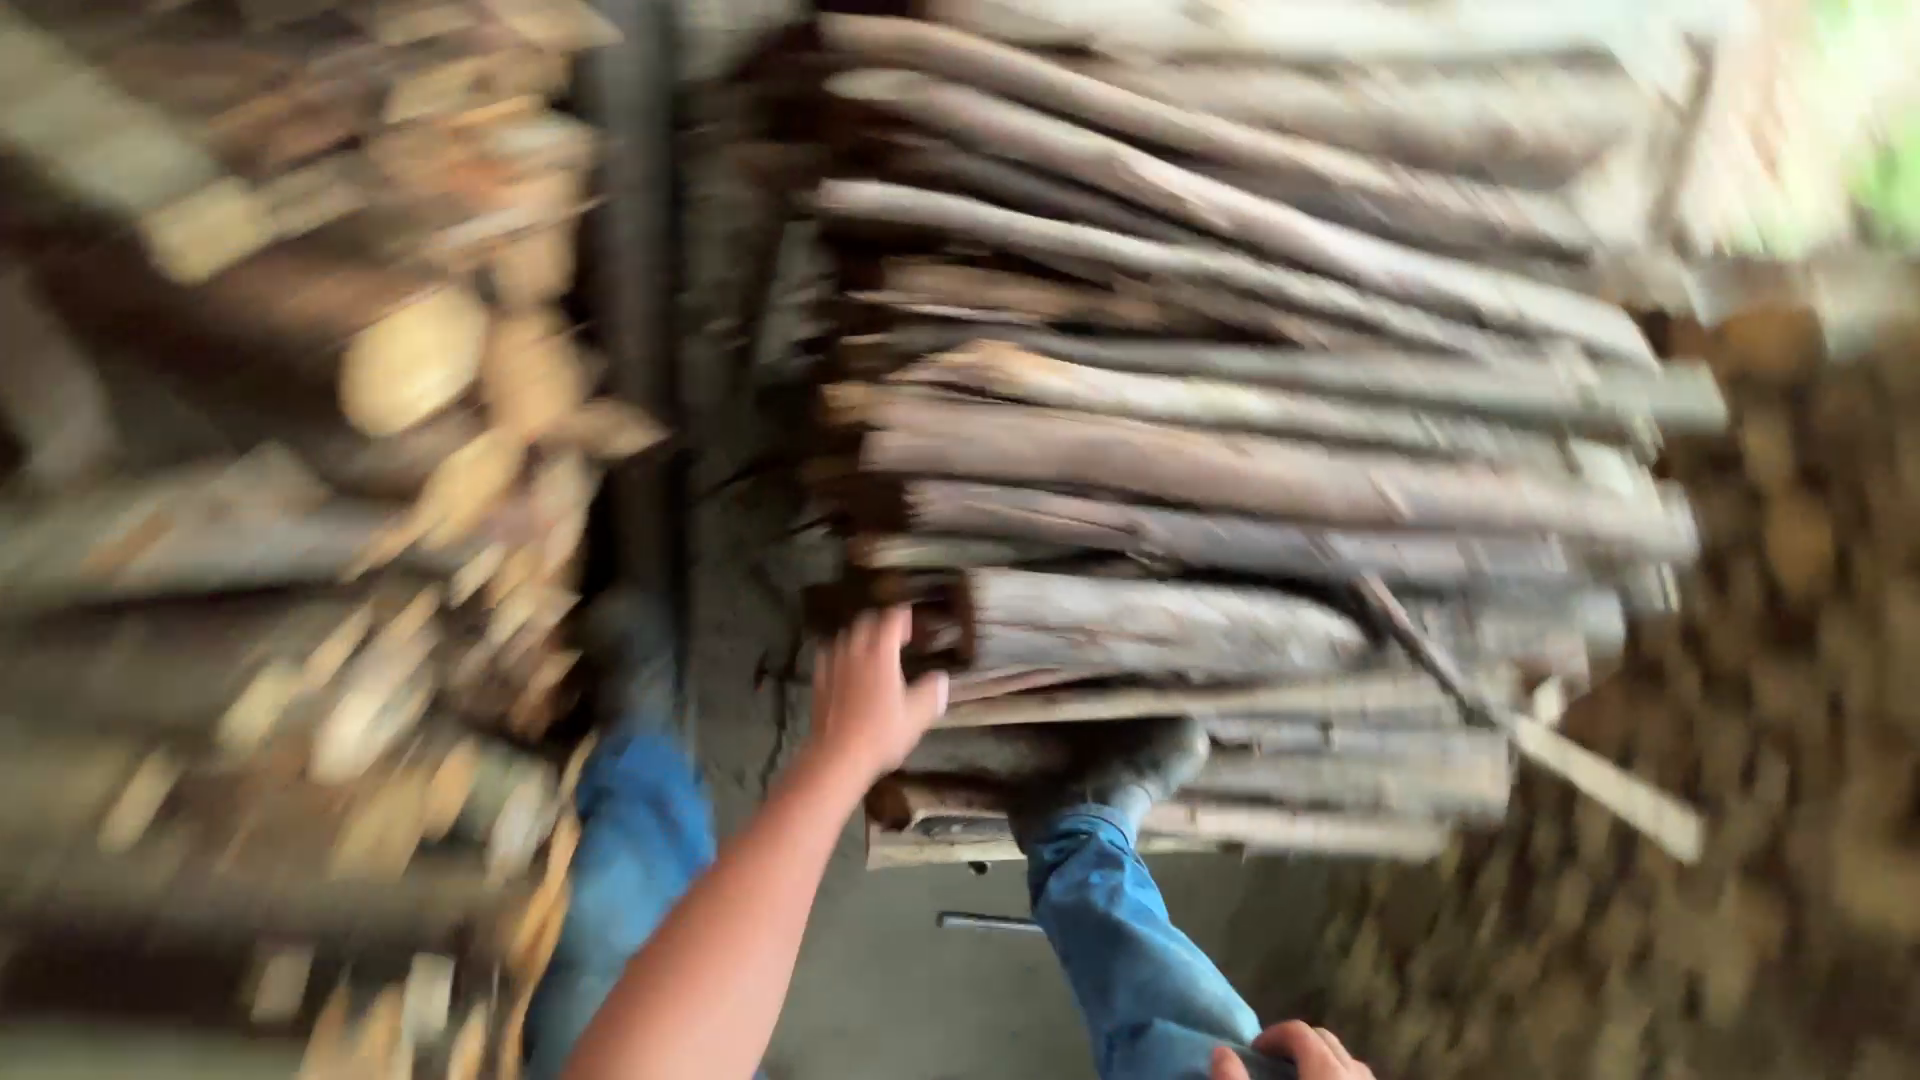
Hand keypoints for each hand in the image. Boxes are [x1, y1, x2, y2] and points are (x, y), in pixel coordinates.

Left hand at [809, 606, 948, 780]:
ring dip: (858, 635)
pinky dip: (838, 651)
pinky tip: (843, 663)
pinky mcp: (819, 680)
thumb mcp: (916, 717)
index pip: (891, 620)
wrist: (837, 756)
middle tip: (893, 633)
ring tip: (869, 646)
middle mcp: (855, 653)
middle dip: (880, 621)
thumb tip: (941, 678)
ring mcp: (834, 665)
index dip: (902, 615)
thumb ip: (931, 693)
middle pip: (865, 621)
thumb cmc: (880, 734)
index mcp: (881, 655)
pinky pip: (827, 654)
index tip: (910, 619)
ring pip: (844, 635)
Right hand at [1211, 1022, 1374, 1079]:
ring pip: (1352, 1065)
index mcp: (1327, 1071)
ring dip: (1326, 1063)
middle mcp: (1357, 1076)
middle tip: (1276, 1066)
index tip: (1255, 1054)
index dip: (1273, 1036)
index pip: (1299, 1031)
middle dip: (1300, 1045)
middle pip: (1328, 1041)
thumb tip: (1221, 1051)